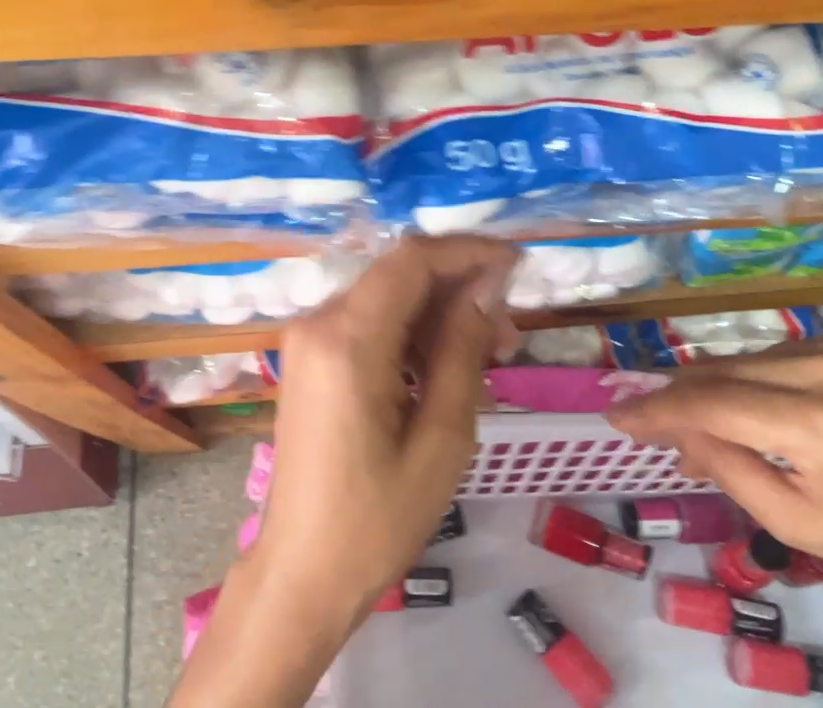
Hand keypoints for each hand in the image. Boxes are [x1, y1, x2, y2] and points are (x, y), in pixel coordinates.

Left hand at [255, 234, 518, 608]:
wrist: (303, 571)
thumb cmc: (378, 518)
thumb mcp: (442, 437)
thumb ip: (463, 350)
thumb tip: (486, 287)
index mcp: (347, 339)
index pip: (413, 259)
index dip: (469, 252)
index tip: (518, 267)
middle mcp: (318, 323)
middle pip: (399, 274)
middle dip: (460, 288)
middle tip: (510, 333)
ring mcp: (308, 342)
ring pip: (386, 298)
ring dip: (438, 314)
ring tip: (489, 357)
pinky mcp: (310, 362)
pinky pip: (368, 325)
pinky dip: (410, 334)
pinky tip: (445, 369)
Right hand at [606, 336, 822, 592]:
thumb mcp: (799, 524)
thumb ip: (729, 470)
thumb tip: (676, 433)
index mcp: (818, 424)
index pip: (711, 404)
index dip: (656, 410)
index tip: (616, 417)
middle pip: (721, 372)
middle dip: (676, 399)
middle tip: (648, 430)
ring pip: (742, 361)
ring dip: (709, 392)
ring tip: (696, 435)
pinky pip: (773, 358)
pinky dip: (744, 382)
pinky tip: (739, 412)